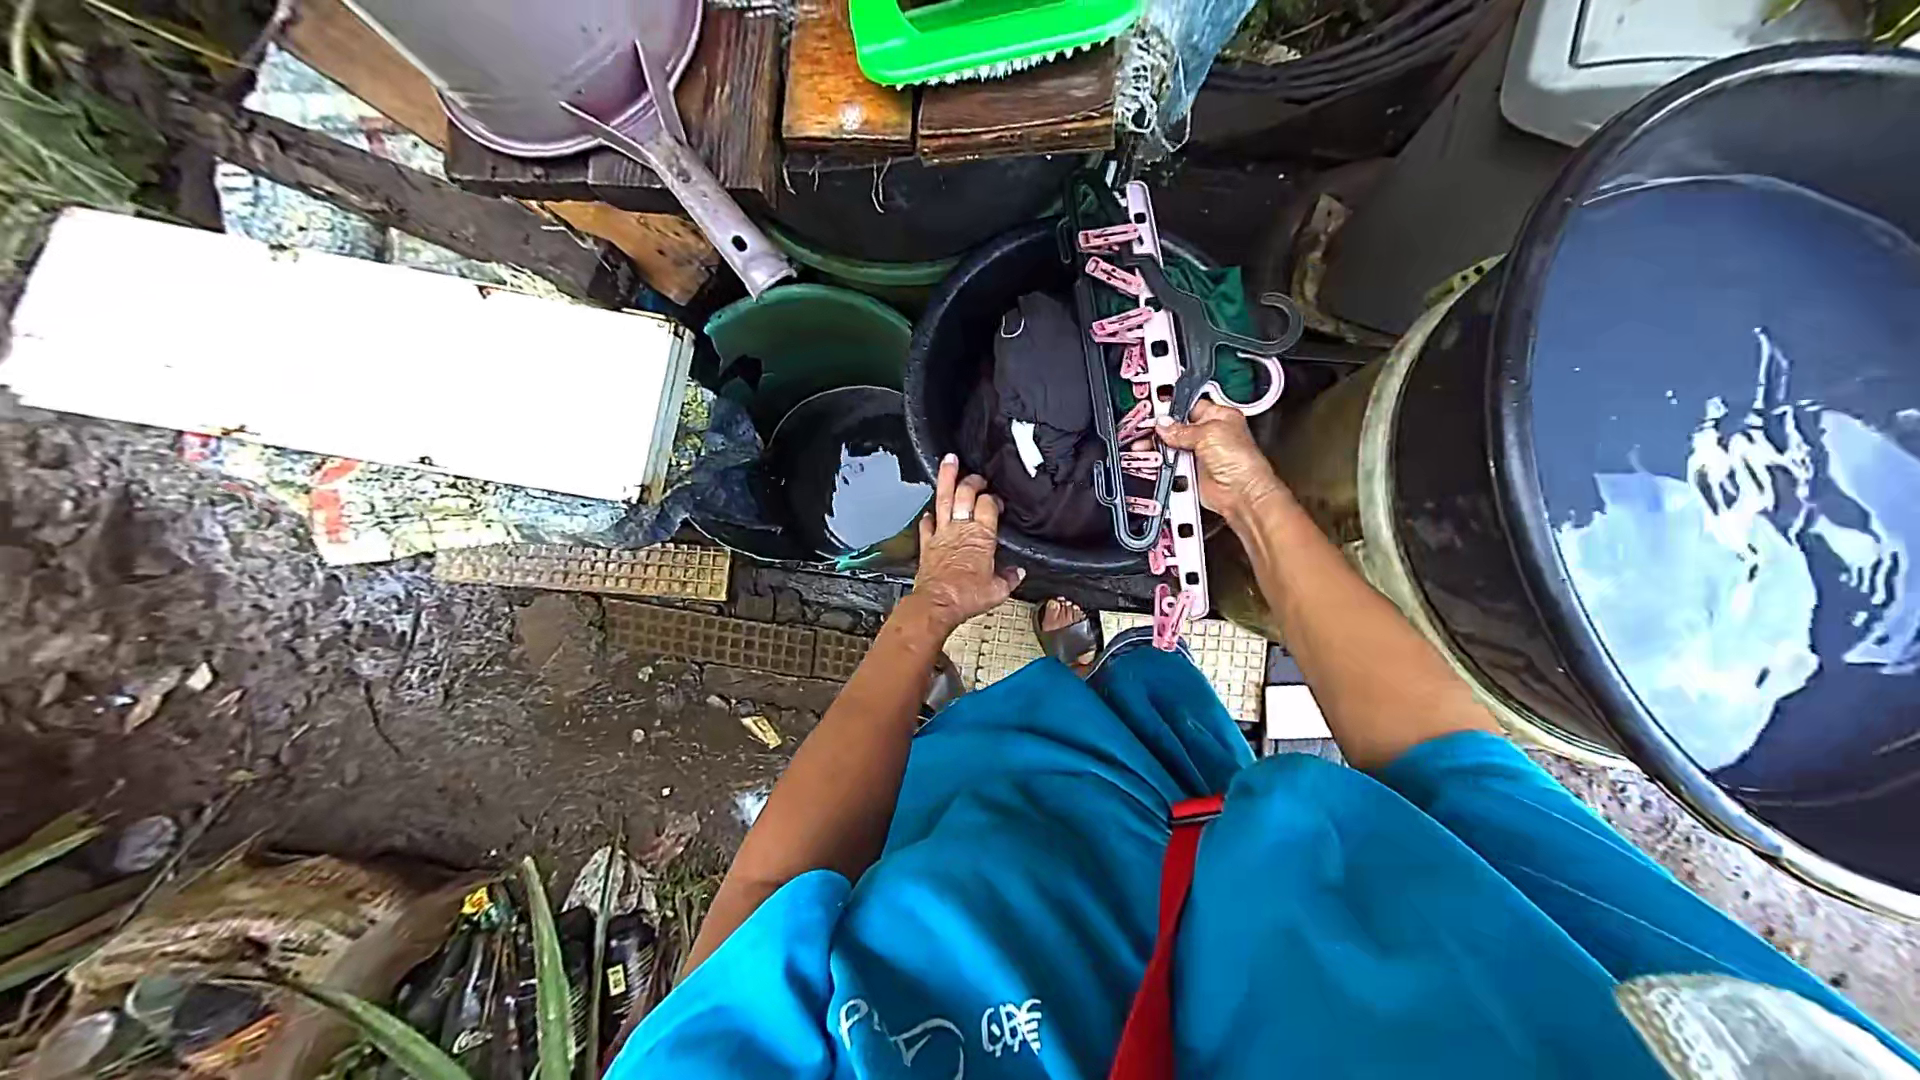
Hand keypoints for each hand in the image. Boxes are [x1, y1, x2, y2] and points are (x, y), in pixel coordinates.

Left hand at [906, 454, 1023, 634]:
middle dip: (973, 481)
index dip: (994, 499)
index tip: (997, 501)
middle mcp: (960, 530)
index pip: (988, 505)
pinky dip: (928, 516)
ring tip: (949, 461)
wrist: (937, 605)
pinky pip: (926, 524)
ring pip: (944, 499)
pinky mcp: (927, 545)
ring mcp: (941, 534)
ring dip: (946, 479)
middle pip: (966, 494)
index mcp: (981, 536)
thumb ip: (1009, 578)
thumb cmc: (966, 596)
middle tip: (977, 477)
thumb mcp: (997, 590)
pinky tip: (929, 511)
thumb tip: (1017, 573)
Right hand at [1155, 399, 1285, 518]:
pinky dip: (1161, 464)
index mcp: (1218, 417)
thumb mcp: (1208, 433)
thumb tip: (1163, 424)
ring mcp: (1198, 454)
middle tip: (1144, 431)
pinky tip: (1154, 461)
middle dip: (1159, 430)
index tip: (1153, 411)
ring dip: (1158, 448)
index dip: (1171, 408)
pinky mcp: (1190, 471)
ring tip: (1146, 448)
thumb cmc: (1240, 462)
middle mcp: (1207, 435)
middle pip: (1175, 428)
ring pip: (1170, 447)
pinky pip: (1169, 465)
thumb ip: (1182, 429)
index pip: (1188, 406)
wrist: (1240, 494)